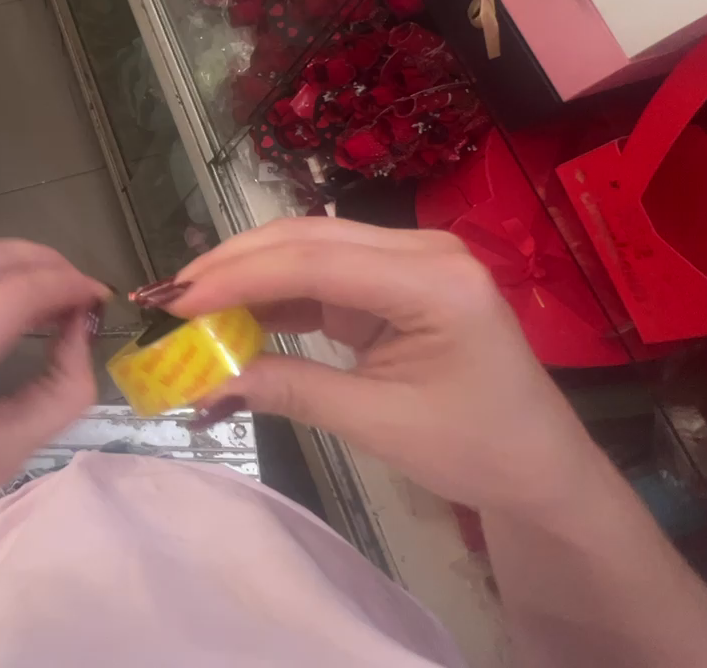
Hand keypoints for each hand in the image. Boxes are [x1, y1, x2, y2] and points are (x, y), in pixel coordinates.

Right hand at [166, 218, 608, 523]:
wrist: (540, 468)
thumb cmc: (476, 448)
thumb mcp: (378, 424)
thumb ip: (291, 389)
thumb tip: (204, 381)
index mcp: (436, 281)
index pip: (313, 261)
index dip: (236, 277)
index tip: (175, 303)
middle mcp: (420, 249)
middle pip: (303, 238)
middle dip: (229, 266)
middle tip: (166, 296)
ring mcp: (404, 257)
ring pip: (302, 247)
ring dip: (242, 274)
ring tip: (187, 303)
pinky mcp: (386, 275)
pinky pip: (314, 272)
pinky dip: (268, 293)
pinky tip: (231, 313)